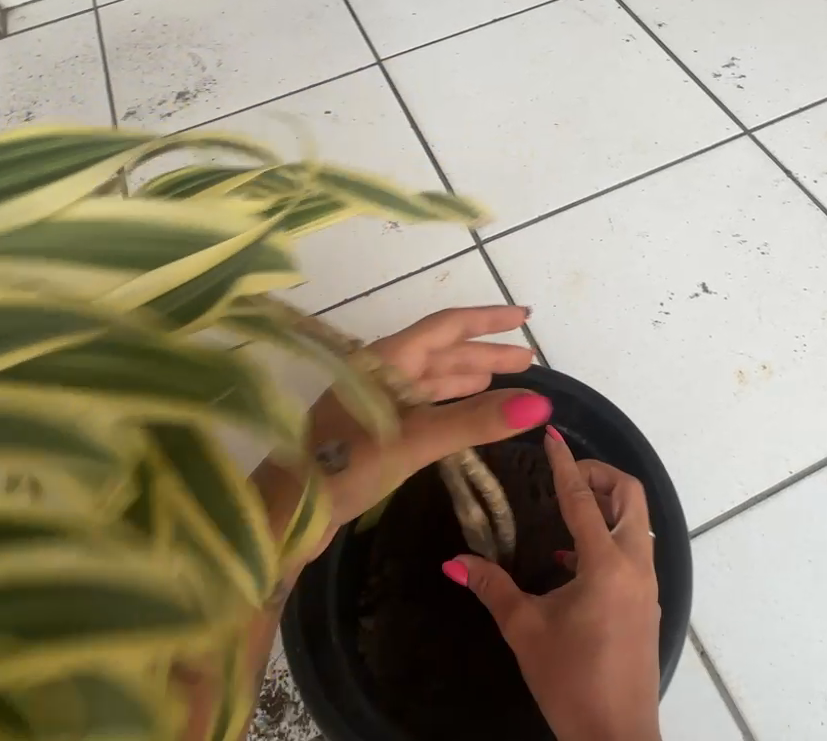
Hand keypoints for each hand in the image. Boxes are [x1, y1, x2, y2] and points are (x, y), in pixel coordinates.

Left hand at [275, 306, 544, 564]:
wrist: (286, 512)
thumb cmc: (347, 465)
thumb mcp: (416, 439)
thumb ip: (476, 419)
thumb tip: (540, 403)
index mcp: (388, 359)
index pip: (446, 326)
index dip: (487, 320)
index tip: (524, 316)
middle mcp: (382, 371)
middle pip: (441, 351)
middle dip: (485, 351)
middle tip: (528, 358)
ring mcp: (375, 400)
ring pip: (431, 378)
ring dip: (467, 375)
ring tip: (504, 377)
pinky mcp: (372, 430)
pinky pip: (421, 404)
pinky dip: (449, 401)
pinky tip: (463, 409)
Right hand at [445, 428, 662, 740]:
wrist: (617, 737)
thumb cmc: (571, 681)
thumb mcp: (525, 630)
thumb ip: (491, 588)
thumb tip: (453, 561)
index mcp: (606, 564)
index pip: (583, 497)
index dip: (564, 463)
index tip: (550, 434)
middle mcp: (635, 565)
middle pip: (630, 496)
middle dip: (599, 474)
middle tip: (564, 474)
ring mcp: (647, 584)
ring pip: (637, 522)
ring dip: (607, 504)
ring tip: (566, 507)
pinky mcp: (647, 602)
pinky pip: (635, 550)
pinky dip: (610, 535)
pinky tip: (570, 557)